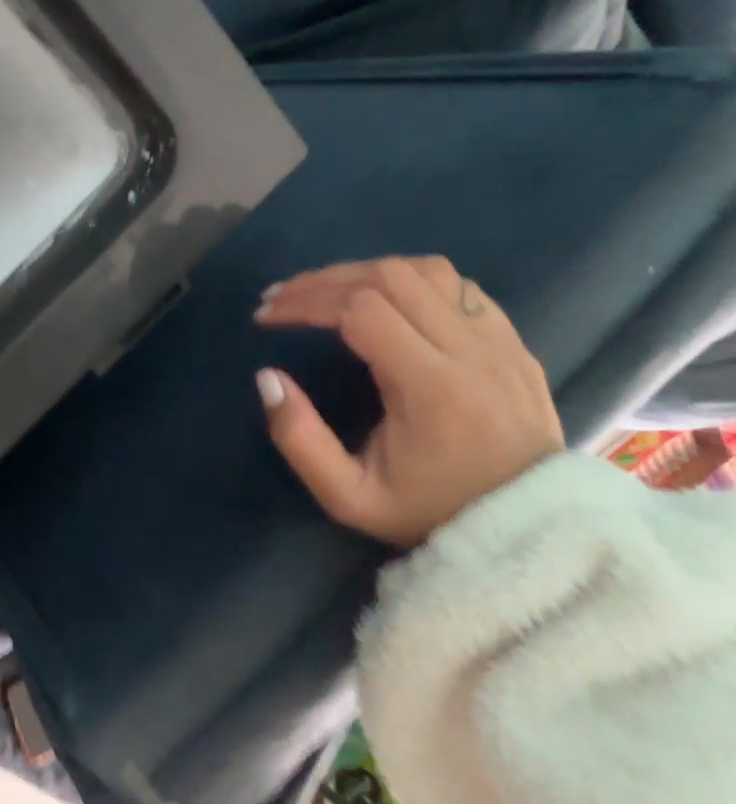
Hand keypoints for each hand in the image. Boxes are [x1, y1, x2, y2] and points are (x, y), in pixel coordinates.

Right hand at [254, 256, 563, 547]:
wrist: (535, 532)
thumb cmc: (430, 511)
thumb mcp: (347, 495)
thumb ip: (298, 437)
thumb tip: (267, 377)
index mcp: (431, 387)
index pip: (360, 308)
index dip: (305, 303)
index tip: (267, 317)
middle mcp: (472, 352)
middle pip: (390, 277)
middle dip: (324, 281)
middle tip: (284, 299)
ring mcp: (502, 343)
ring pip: (427, 271)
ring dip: (366, 273)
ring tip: (328, 295)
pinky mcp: (515, 345)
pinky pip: (460, 288)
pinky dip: (411, 282)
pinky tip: (383, 302)